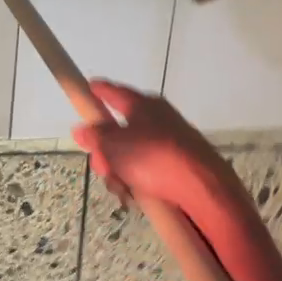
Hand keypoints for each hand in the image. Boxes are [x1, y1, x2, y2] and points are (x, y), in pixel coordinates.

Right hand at [70, 81, 232, 211]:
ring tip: (121, 187)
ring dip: (118, 171)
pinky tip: (134, 193)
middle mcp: (156, 118)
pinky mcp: (176, 161)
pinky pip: (144, 167)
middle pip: (117, 130)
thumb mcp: (114, 146)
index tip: (87, 87)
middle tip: (103, 166)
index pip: (114, 92)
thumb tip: (80, 128)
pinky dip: (134, 179)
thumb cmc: (153, 158)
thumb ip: (95, 136)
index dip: (98, 91)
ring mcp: (167, 140)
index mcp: (142, 105)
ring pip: (128, 153)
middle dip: (104, 151)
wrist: (201, 185)